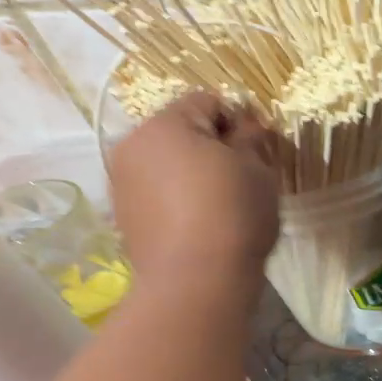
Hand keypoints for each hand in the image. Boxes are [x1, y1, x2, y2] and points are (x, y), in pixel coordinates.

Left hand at [108, 92, 279, 286]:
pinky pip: (156, 190)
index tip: (259, 150)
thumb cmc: (234, 215)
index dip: (239, 121)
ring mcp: (122, 179)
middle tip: (244, 178)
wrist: (197, 280)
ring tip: (222, 204)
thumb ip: (252, 139)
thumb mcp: (259, 171)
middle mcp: (133, 143)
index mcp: (167, 124)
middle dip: (212, 146)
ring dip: (193, 172)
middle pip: (181, 130)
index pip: (208, 100)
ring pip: (166, 161)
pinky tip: (201, 223)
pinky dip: (178, 197)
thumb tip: (247, 125)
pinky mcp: (123, 212)